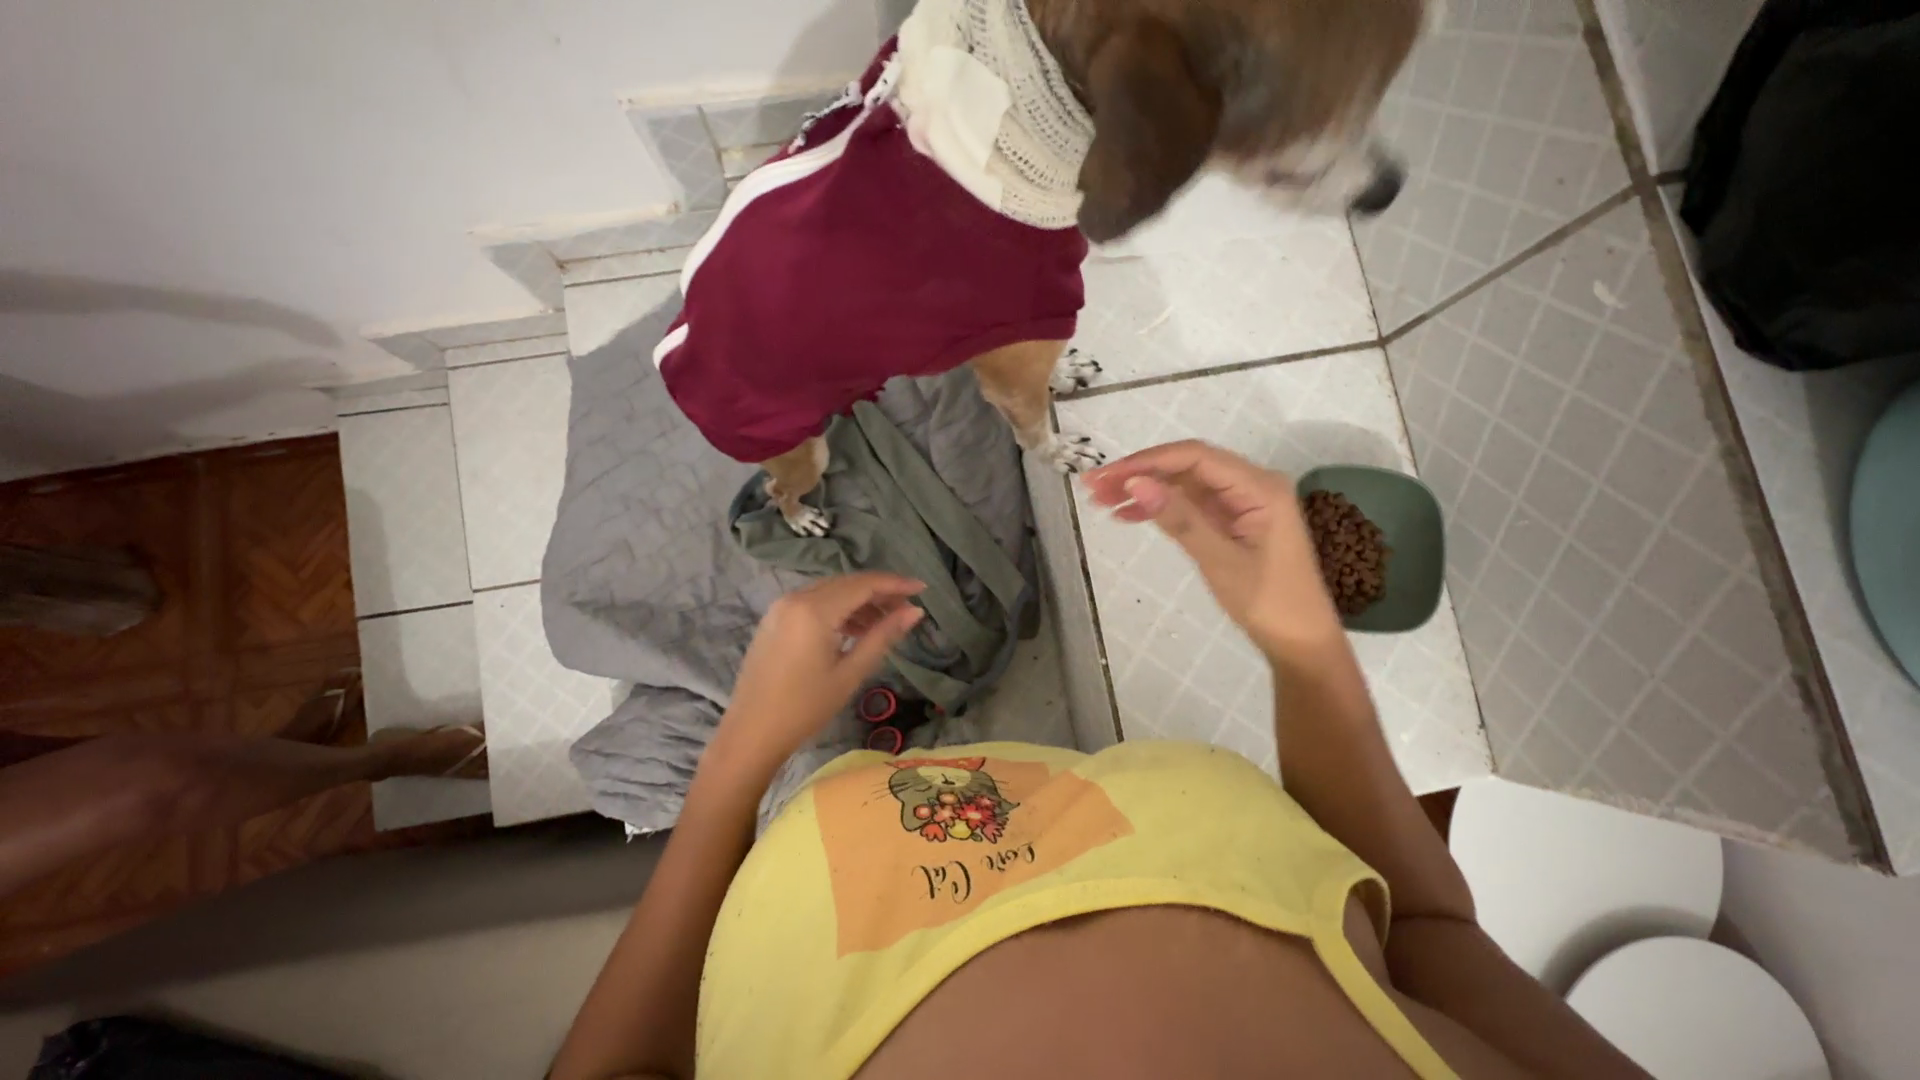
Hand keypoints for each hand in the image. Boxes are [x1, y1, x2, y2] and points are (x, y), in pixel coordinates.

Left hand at [716, 572, 925, 765]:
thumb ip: (883, 636)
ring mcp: (780, 607)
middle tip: (908, 608)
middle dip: (879, 592)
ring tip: (885, 622)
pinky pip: (813, 602)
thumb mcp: (850, 673)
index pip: (863, 584)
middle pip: (846, 583)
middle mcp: (795, 598)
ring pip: (829, 591)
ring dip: (859, 601)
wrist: (752, 732)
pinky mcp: (773, 619)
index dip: (895, 584)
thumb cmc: (805, 707)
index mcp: (814, 609)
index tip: (923, 589)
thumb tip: (914, 611)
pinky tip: (855, 629)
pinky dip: (837, 609)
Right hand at [1082, 440, 1342, 658]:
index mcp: (1259, 487)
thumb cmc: (1269, 602)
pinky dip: (1163, 509)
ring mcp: (1244, 504)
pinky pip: (1193, 505)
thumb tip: (1136, 483)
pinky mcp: (1236, 523)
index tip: (1107, 476)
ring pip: (1186, 485)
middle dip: (1140, 473)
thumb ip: (1180, 518)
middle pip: (1187, 466)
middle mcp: (1253, 485)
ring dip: (1145, 490)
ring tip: (1100, 502)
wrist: (1302, 642)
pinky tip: (1130, 516)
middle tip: (1093, 487)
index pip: (1194, 456)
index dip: (1147, 462)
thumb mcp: (1220, 560)